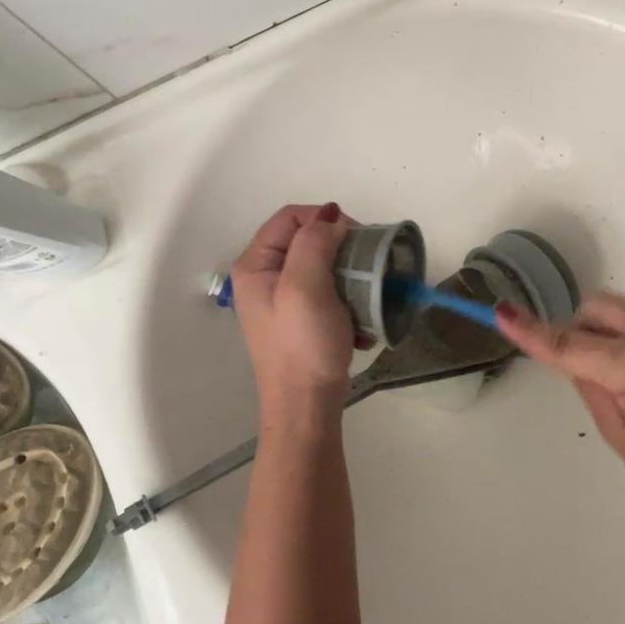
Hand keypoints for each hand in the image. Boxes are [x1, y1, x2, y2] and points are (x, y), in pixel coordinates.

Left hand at [230, 203, 362, 418]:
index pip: (291, 217)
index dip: (324, 219)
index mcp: (255, 265)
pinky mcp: (304, 322)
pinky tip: (361, 326)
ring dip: (352, 282)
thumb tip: (331, 215)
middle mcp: (265, 279)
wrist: (307, 407)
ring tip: (368, 300)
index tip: (357, 239)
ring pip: (326, 270)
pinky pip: (332, 297)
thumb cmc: (302, 345)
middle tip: (369, 270)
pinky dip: (350, 306)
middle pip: (309, 241)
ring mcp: (285, 302)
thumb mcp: (305, 286)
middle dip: (344, 254)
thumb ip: (314, 241)